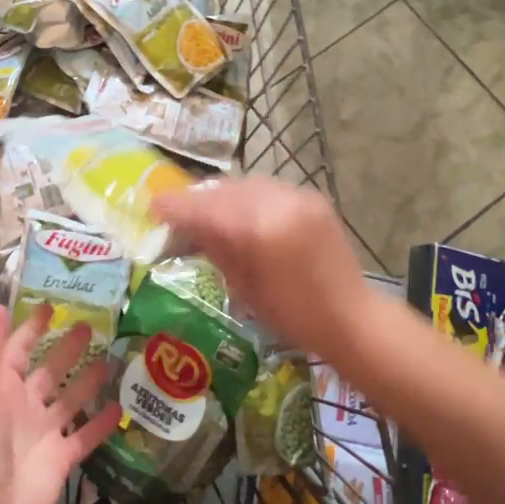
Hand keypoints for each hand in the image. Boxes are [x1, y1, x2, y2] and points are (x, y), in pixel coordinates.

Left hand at [0, 303, 122, 503]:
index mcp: (1, 388)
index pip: (16, 349)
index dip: (30, 327)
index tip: (51, 306)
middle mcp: (23, 405)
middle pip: (48, 370)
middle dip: (66, 349)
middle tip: (90, 325)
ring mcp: (44, 433)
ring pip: (70, 400)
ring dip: (87, 380)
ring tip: (111, 358)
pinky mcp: (62, 459)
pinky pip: (85, 436)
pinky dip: (101, 423)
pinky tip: (120, 407)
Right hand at [155, 177, 375, 361]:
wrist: (352, 319)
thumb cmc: (292, 315)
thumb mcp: (242, 285)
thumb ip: (214, 247)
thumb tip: (184, 227)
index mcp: (259, 229)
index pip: (205, 209)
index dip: (175, 207)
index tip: (153, 208)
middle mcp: (278, 203)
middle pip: (223, 191)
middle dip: (196, 200)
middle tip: (174, 213)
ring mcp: (297, 196)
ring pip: (243, 185)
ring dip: (220, 196)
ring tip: (204, 212)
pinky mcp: (310, 198)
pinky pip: (266, 189)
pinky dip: (245, 197)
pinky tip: (236, 213)